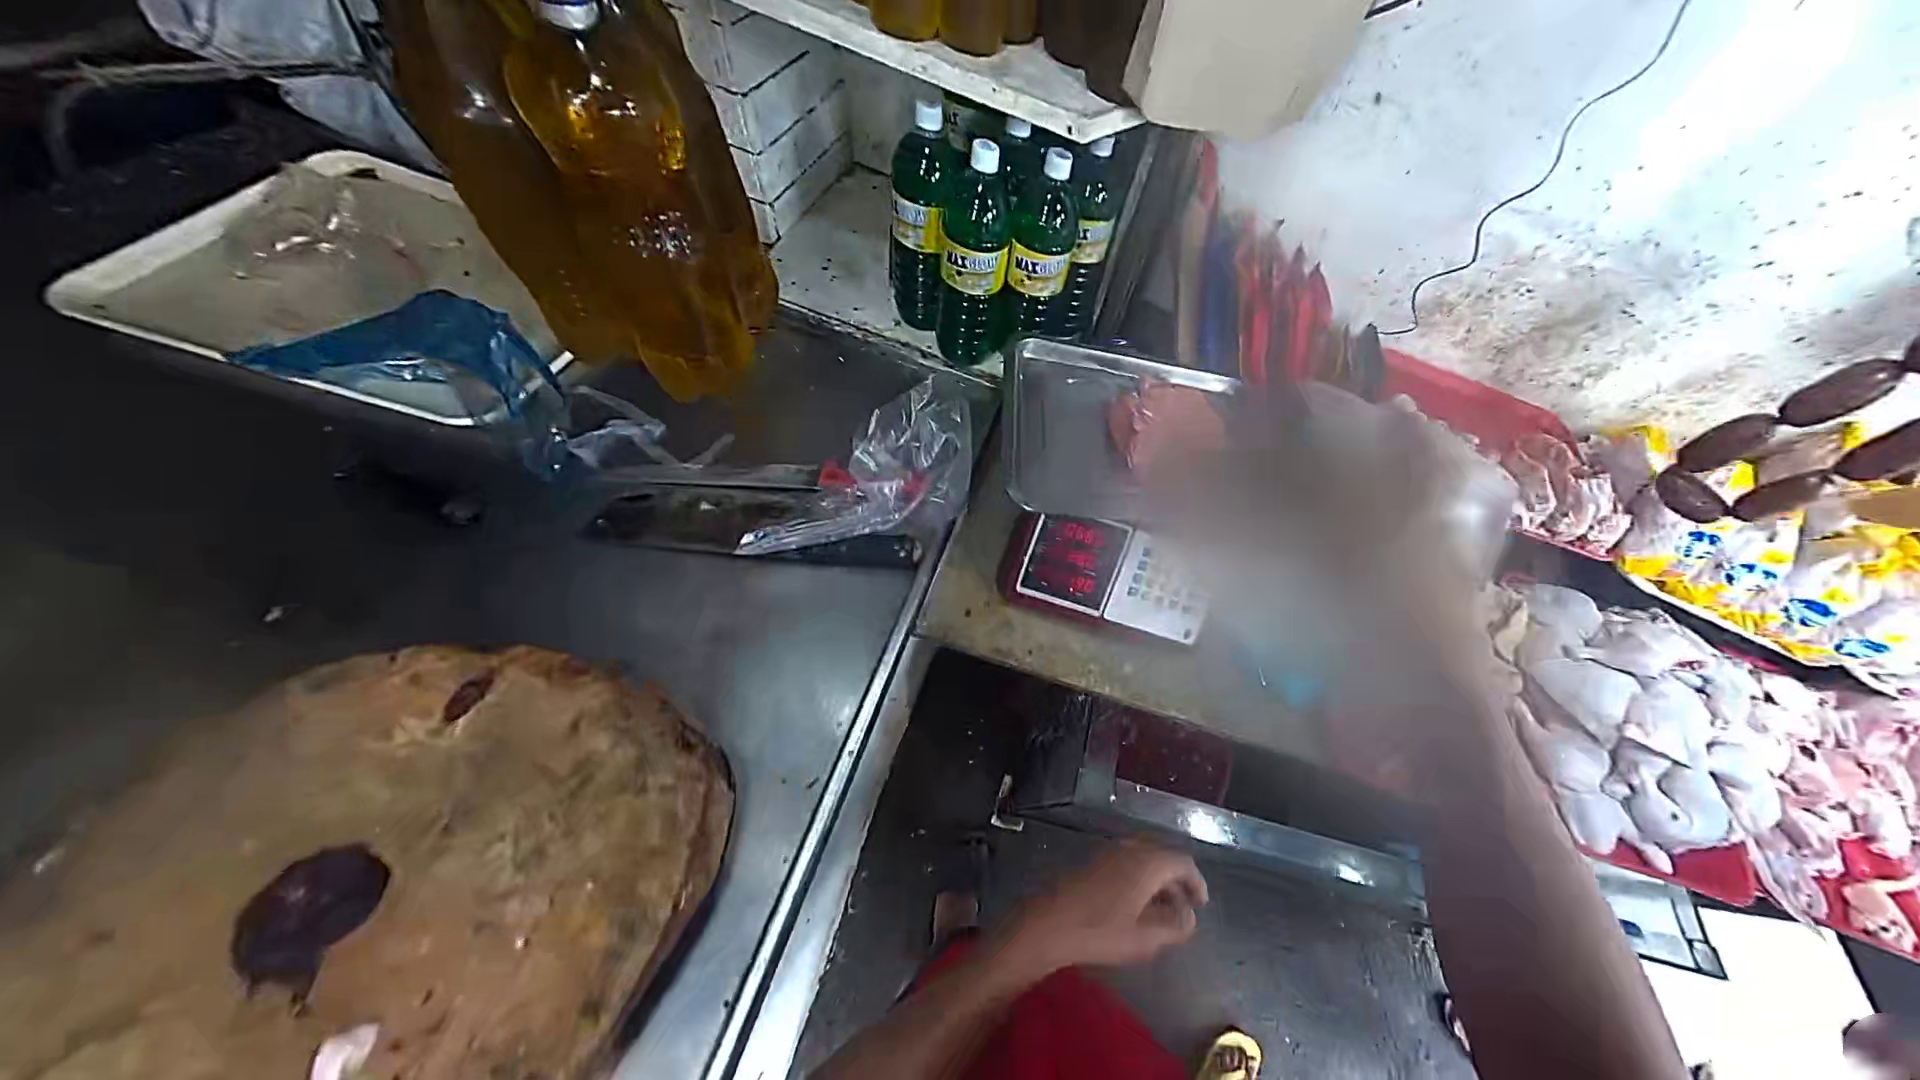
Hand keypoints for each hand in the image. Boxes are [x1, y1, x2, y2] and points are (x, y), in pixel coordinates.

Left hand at [1002, 841, 1208, 975]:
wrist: (1050, 923)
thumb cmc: (1101, 931)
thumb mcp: (1146, 937)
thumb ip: (1176, 925)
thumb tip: (1189, 914)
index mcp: (1147, 861)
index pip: (1182, 862)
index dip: (1196, 882)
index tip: (1200, 904)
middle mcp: (1129, 848)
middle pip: (1163, 857)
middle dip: (1177, 882)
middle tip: (1183, 909)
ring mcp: (1108, 851)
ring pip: (1143, 859)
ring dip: (1157, 881)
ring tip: (1161, 912)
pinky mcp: (1092, 860)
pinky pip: (1126, 862)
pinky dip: (1138, 879)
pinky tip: (1135, 905)